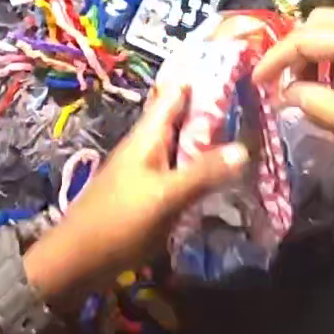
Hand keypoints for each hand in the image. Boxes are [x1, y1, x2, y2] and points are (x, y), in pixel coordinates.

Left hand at [25, 80, 246, 301]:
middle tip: (256, 108)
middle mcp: (149, 143)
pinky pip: (182, 169)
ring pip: (185, 144)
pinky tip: (225, 176)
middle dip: (215, 111)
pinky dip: (202, 166)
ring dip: (211, 141)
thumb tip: (245, 149)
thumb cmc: (119, 221)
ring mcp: (149, 167)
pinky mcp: (151, 191)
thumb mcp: (166, 197)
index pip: (177, 91)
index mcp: (149, 133)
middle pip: (184, 117)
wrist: (77, 262)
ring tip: (252, 137)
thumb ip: (204, 173)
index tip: (239, 71)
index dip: (204, 78)